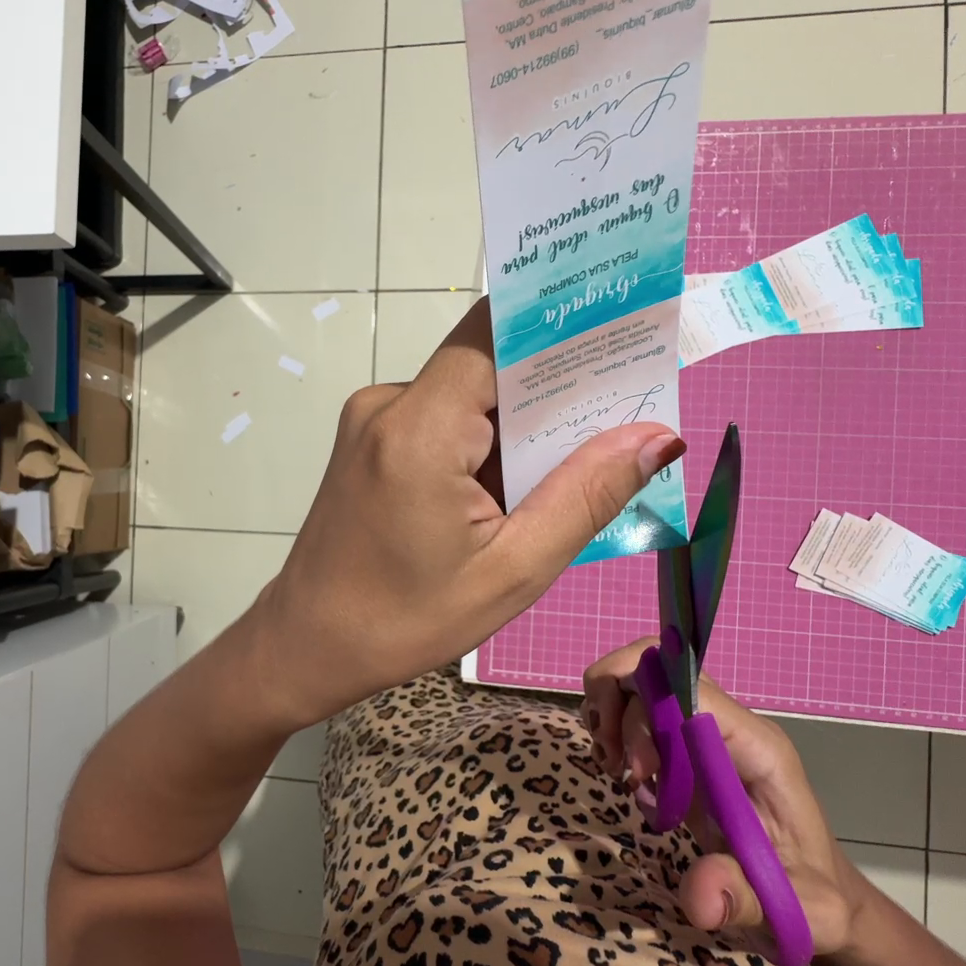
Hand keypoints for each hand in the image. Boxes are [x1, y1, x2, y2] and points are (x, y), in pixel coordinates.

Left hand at [249, 298, 686, 727]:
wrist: (308, 643)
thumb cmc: (405, 621)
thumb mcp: (512, 570)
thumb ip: (585, 495)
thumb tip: (657, 434)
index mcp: (418, 429)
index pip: (494, 336)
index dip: (558, 324)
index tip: (623, 322)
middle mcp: (385, 405)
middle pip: (484, 364)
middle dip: (553, 384)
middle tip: (629, 405)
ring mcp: (369, 420)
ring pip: (465, 394)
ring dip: (518, 423)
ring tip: (577, 459)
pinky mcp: (367, 440)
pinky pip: (440, 419)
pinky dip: (481, 442)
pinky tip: (511, 486)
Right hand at [580, 638, 879, 961]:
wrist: (816, 898)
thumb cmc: (813, 900)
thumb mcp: (795, 909)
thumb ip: (745, 897)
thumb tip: (697, 898)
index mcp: (755, 746)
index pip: (686, 683)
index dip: (645, 711)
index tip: (637, 772)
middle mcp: (726, 724)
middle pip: (650, 668)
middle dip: (614, 707)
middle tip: (615, 766)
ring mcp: (702, 730)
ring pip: (636, 680)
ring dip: (608, 716)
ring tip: (615, 769)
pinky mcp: (683, 744)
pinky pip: (634, 707)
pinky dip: (613, 732)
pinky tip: (623, 774)